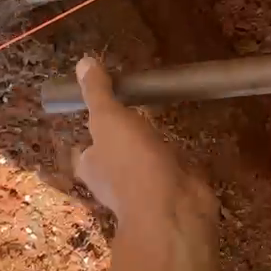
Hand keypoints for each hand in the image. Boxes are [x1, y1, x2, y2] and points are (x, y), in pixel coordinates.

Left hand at [72, 57, 215, 232]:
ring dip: (152, 148)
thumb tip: (83, 62)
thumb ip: (97, 92)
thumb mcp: (108, 119)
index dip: (93, 131)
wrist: (172, 208)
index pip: (86, 148)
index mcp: (93, 166)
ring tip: (162, 121)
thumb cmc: (131, 162)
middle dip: (125, 139)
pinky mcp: (174, 189)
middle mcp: (115, 180)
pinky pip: (172, 168)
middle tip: (137, 110)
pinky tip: (187, 140)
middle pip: (115, 155)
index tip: (105, 109)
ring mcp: (146, 187)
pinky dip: (177, 157)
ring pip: (144, 162)